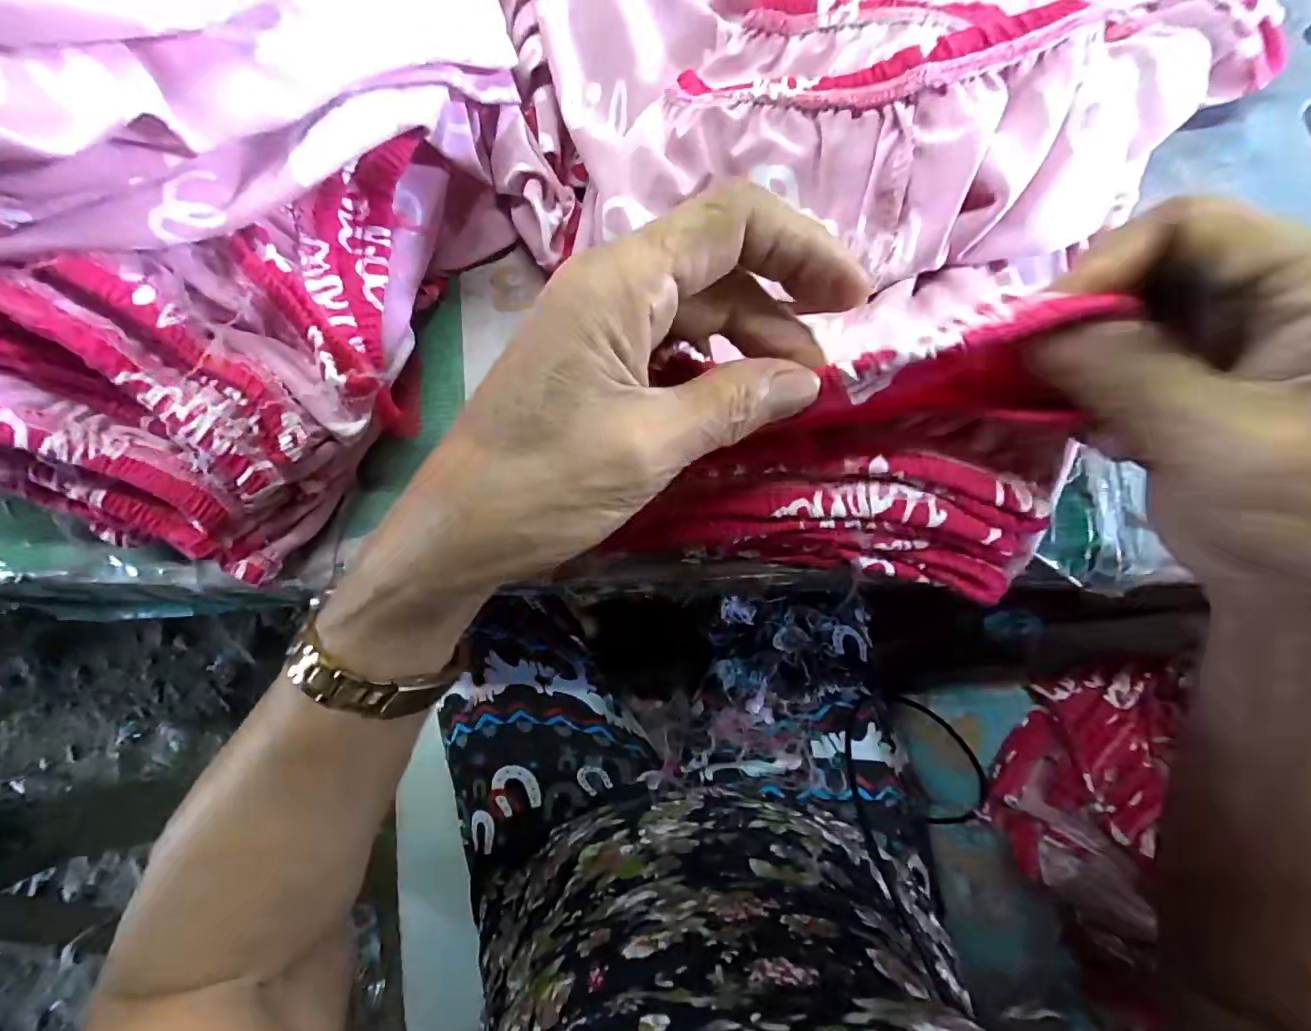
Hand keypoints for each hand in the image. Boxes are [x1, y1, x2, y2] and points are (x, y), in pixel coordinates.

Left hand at [320, 182, 867, 673]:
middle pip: (713, 266)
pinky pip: (657, 347)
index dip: (803, 248)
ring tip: (785, 393)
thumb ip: (733, 402)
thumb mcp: (650, 444)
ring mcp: (588, 326)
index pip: (732, 221)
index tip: (854, 300)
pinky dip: (701, 368)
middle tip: (820, 371)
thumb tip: (805, 379)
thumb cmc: (545, 485)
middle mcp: (603, 286)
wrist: (456, 529)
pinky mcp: (581, 365)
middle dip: (778, 306)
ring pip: (687, 311)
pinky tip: (727, 402)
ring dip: (742, 342)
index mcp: (619, 282)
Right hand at [1031, 197, 1310, 605]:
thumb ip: (1119, 369)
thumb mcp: (1212, 437)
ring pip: (1139, 321)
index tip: (1028, 334)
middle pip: (1159, 271)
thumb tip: (1026, 329)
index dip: (1098, 270)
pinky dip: (1098, 392)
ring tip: (1053, 406)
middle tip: (1021, 371)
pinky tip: (1093, 431)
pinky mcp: (1220, 392)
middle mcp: (1299, 297)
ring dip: (1083, 361)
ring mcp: (1259, 347)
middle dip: (1082, 320)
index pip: (1190, 227)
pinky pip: (1139, 366)